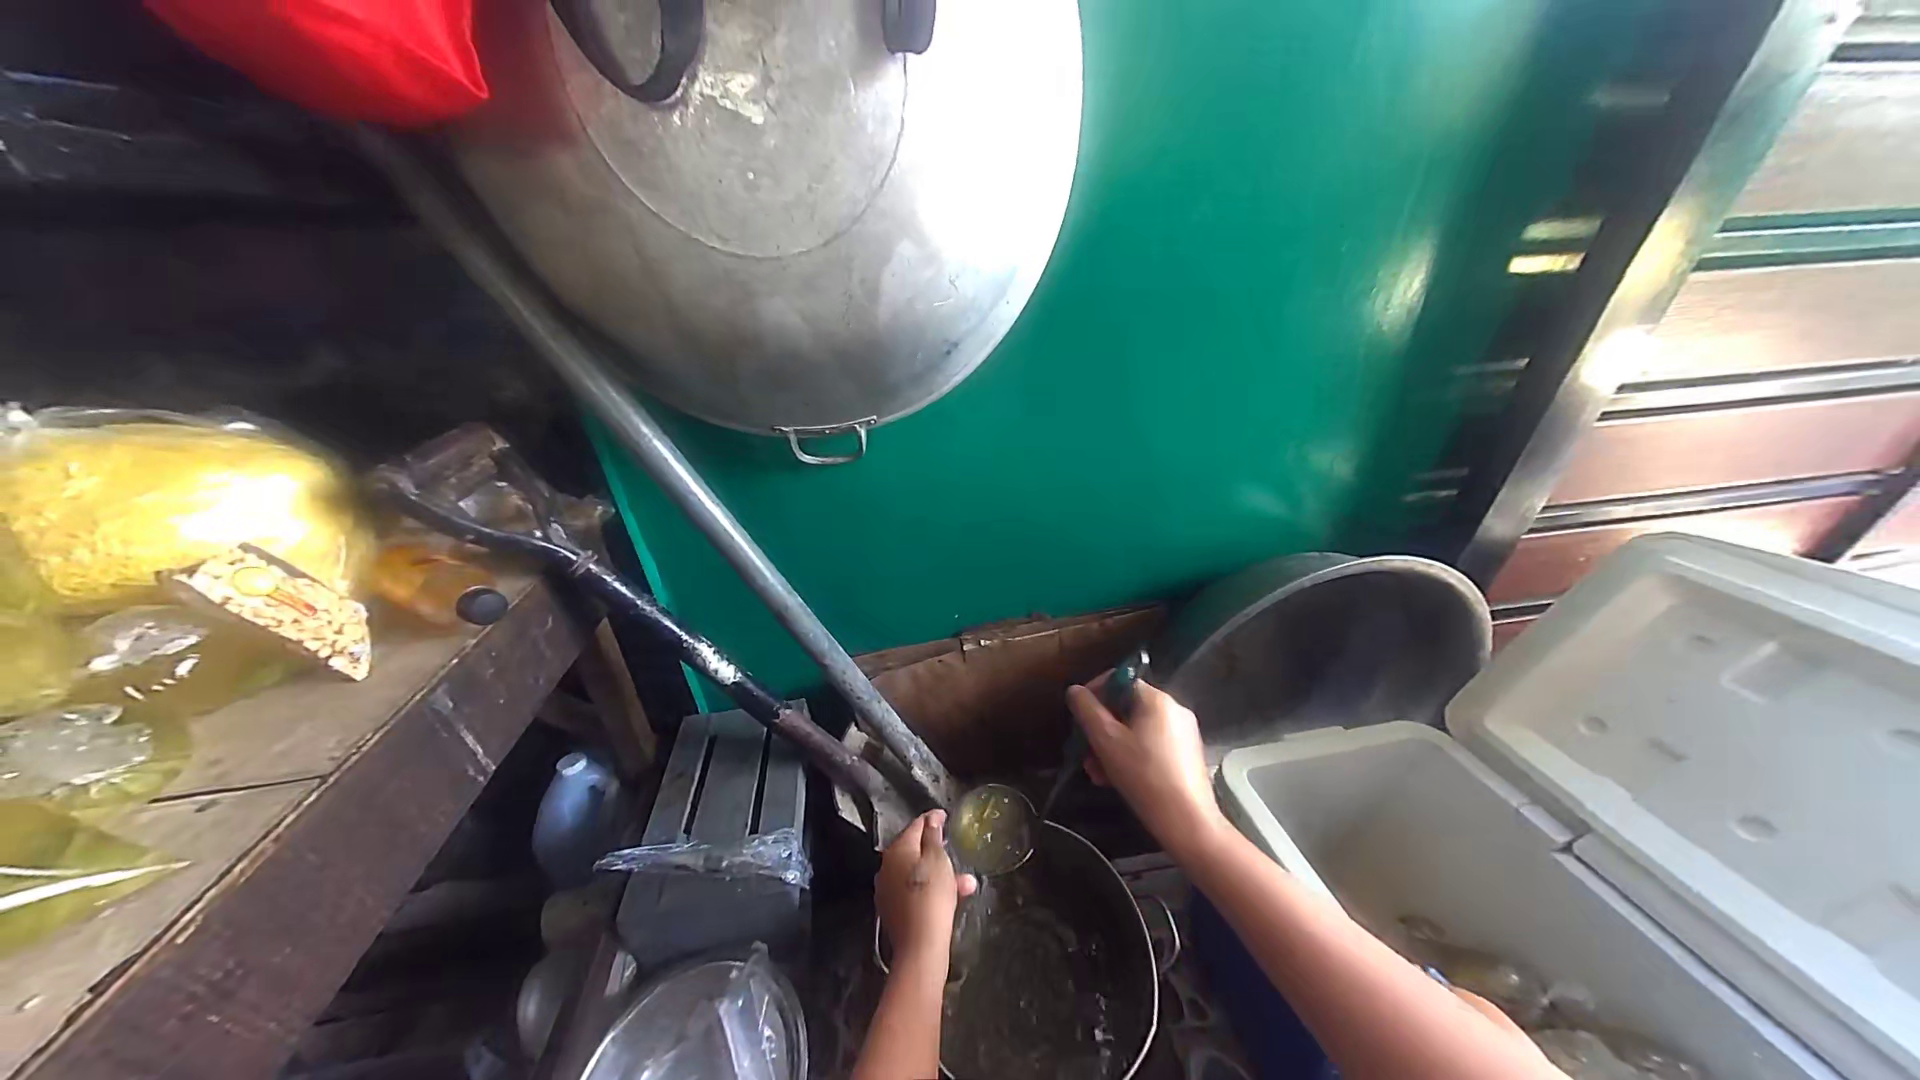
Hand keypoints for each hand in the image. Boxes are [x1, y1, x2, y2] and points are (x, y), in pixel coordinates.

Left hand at [876, 809, 977, 967]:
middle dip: (937, 850)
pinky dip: (930, 890)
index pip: (915, 826)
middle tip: (953, 848)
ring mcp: (887, 890)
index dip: (932, 819)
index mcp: (896, 850)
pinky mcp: (893, 911)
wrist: (920, 946)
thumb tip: (930, 820)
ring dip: (939, 873)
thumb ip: (933, 836)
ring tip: (964, 882)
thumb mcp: (937, 859)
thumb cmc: (931, 896)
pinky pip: (914, 891)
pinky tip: (950, 897)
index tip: (944, 816)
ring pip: (916, 873)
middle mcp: (886, 867)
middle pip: (914, 850)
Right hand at [1067, 674, 1227, 856]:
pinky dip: (1130, 756)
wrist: (1188, 823)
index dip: (1093, 693)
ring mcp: (1183, 734)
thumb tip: (1075, 691)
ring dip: (1111, 746)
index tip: (1078, 717)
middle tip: (1084, 751)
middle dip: (1100, 728)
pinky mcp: (1186, 756)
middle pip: (1126, 707)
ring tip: (1096, 772)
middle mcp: (1174, 710)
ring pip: (1136, 730)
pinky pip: (1150, 746)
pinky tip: (1115, 779)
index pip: (1119, 680)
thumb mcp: (1106, 741)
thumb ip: (1087, 710)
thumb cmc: (1144, 776)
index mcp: (1157, 699)